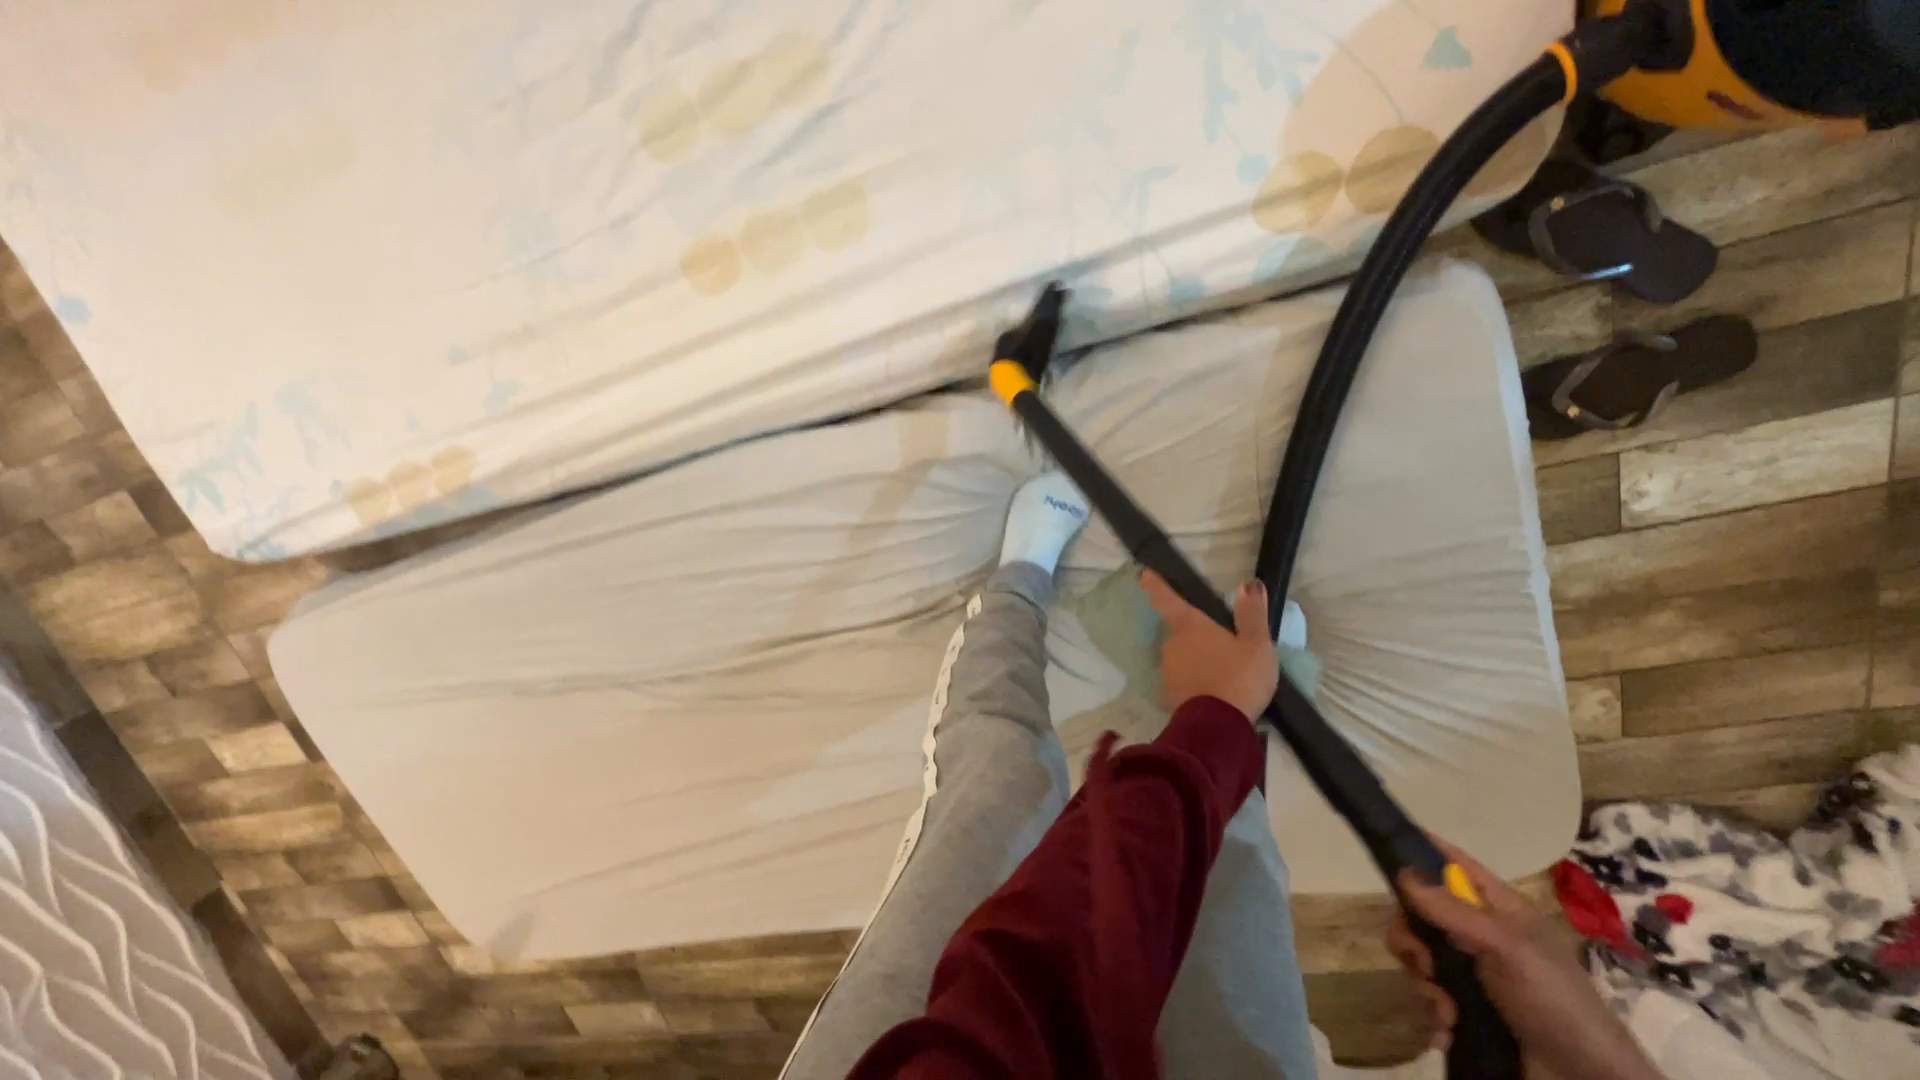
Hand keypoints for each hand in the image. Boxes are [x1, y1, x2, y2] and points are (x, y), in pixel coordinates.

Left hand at [1140, 570, 1277, 721]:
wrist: (1217, 727)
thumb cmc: (1238, 677)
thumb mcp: (1256, 644)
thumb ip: (1252, 614)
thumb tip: (1248, 584)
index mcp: (1190, 625)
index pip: (1167, 599)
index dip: (1156, 585)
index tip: (1143, 573)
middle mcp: (1171, 644)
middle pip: (1179, 631)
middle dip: (1195, 634)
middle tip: (1222, 644)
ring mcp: (1167, 670)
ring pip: (1181, 656)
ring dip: (1196, 659)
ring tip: (1224, 671)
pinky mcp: (1169, 695)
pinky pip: (1183, 680)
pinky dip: (1195, 681)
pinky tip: (1214, 690)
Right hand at [1389, 840, 1663, 1079]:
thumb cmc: (1555, 1001)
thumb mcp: (1509, 949)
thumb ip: (1455, 911)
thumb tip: (1403, 872)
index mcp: (1498, 908)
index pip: (1453, 863)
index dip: (1421, 849)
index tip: (1384, 846)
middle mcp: (1480, 932)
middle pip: (1422, 912)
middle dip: (1411, 937)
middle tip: (1423, 962)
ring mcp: (1473, 971)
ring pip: (1420, 955)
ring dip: (1424, 983)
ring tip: (1446, 1011)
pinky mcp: (1467, 1007)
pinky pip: (1429, 996)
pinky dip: (1433, 1014)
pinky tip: (1447, 1030)